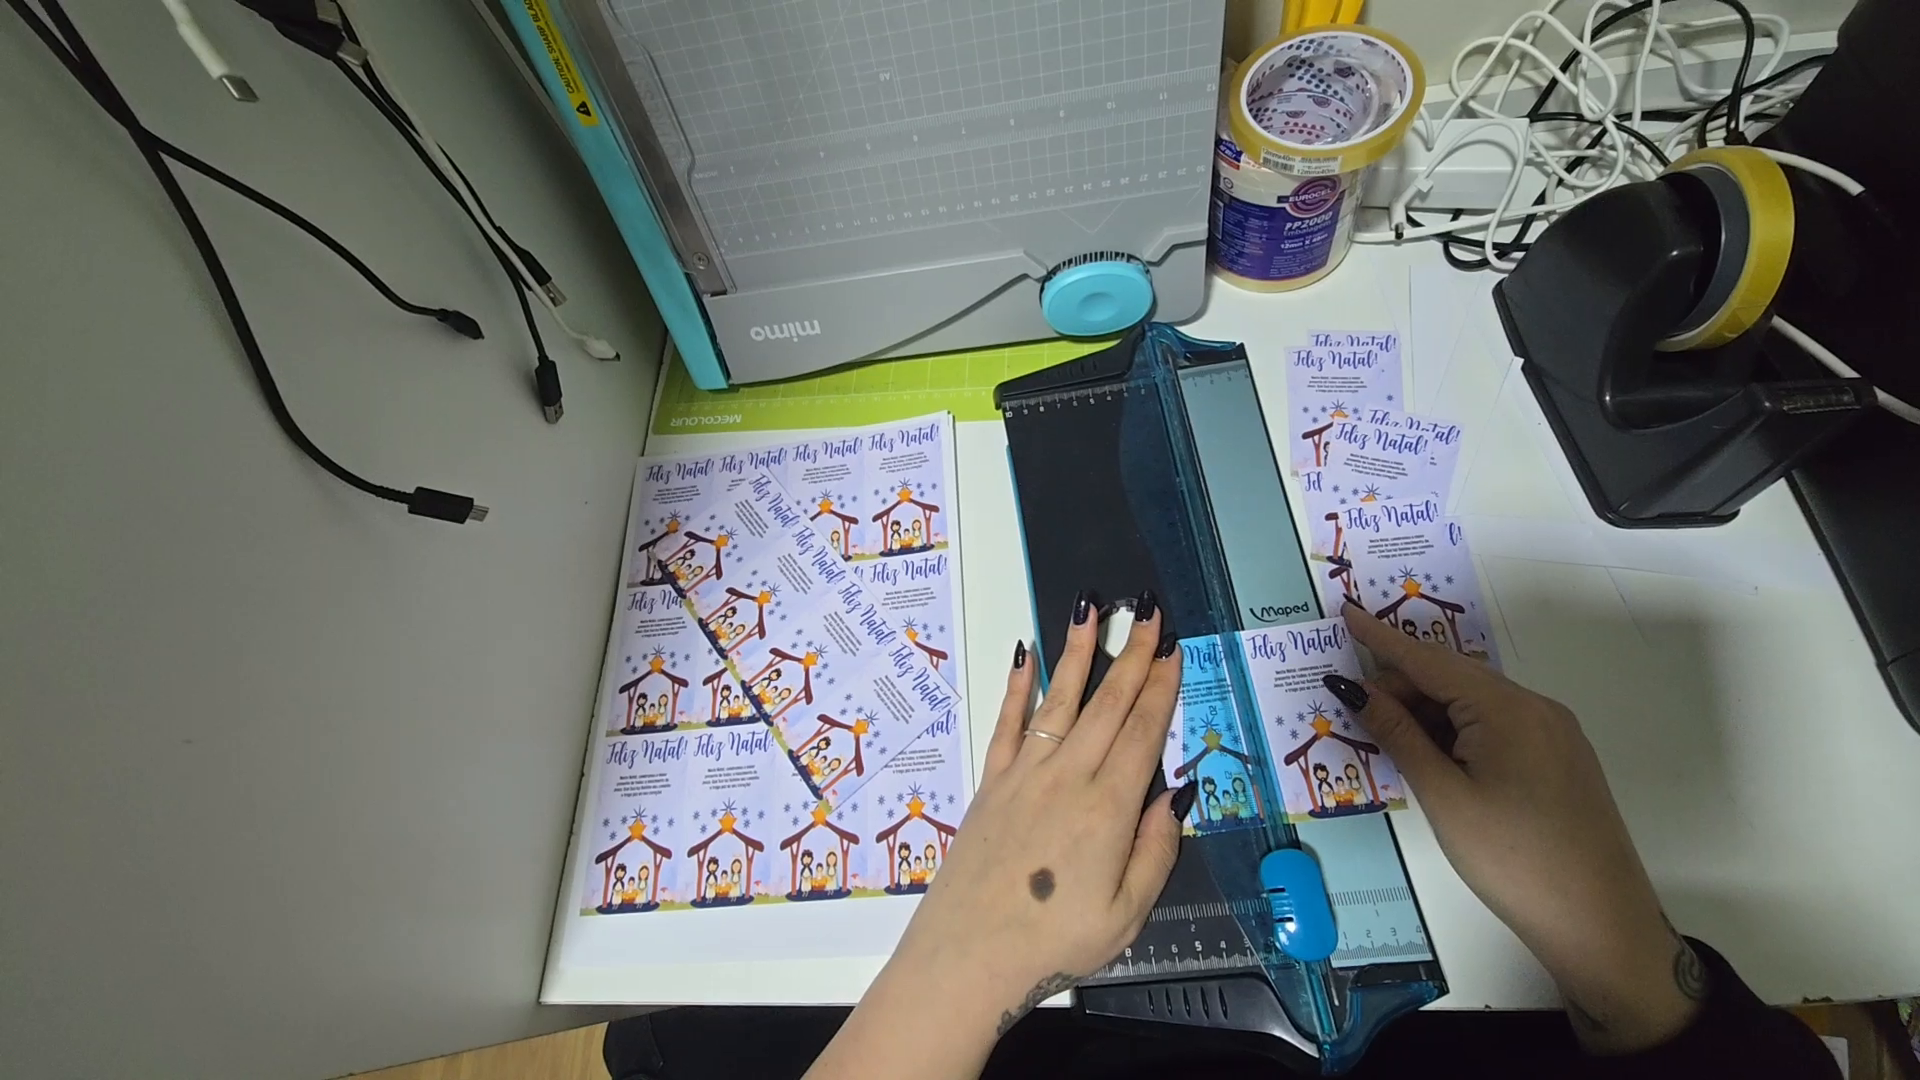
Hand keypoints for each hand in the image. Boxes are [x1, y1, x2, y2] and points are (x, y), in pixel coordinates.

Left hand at [806, 593, 1189, 1079]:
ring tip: (1091, 609)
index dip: (1162, 686)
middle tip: (1148, 613)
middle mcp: (1068, 775)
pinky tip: (1024, 656)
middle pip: (1109, 703)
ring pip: (1060, 699)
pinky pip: (1008, 722)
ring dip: (1078, 652)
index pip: (1144, 731)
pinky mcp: (992, 779)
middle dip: (1133, 654)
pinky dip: (1017, 687)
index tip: (1174, 649)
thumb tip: (1174, 793)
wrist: (969, 952)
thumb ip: (1156, 848)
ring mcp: (1026, 771)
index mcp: (1109, 806)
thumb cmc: (1054, 941)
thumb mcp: (1128, 913)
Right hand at [1332, 603, 1704, 1053]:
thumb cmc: (1510, 856)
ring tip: (1388, 741)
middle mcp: (1535, 708)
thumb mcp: (1442, 793)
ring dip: (1425, 713)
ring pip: (1470, 703)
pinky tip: (1430, 755)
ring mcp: (1551, 734)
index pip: (1428, 661)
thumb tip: (1353, 687)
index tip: (1346, 612)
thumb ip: (1397, 733)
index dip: (1381, 638)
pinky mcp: (1556, 758)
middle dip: (1399, 687)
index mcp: (1508, 710)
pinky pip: (1492, 725)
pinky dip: (1453, 730)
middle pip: (1450, 678)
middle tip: (1354, 712)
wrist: (1601, 927)